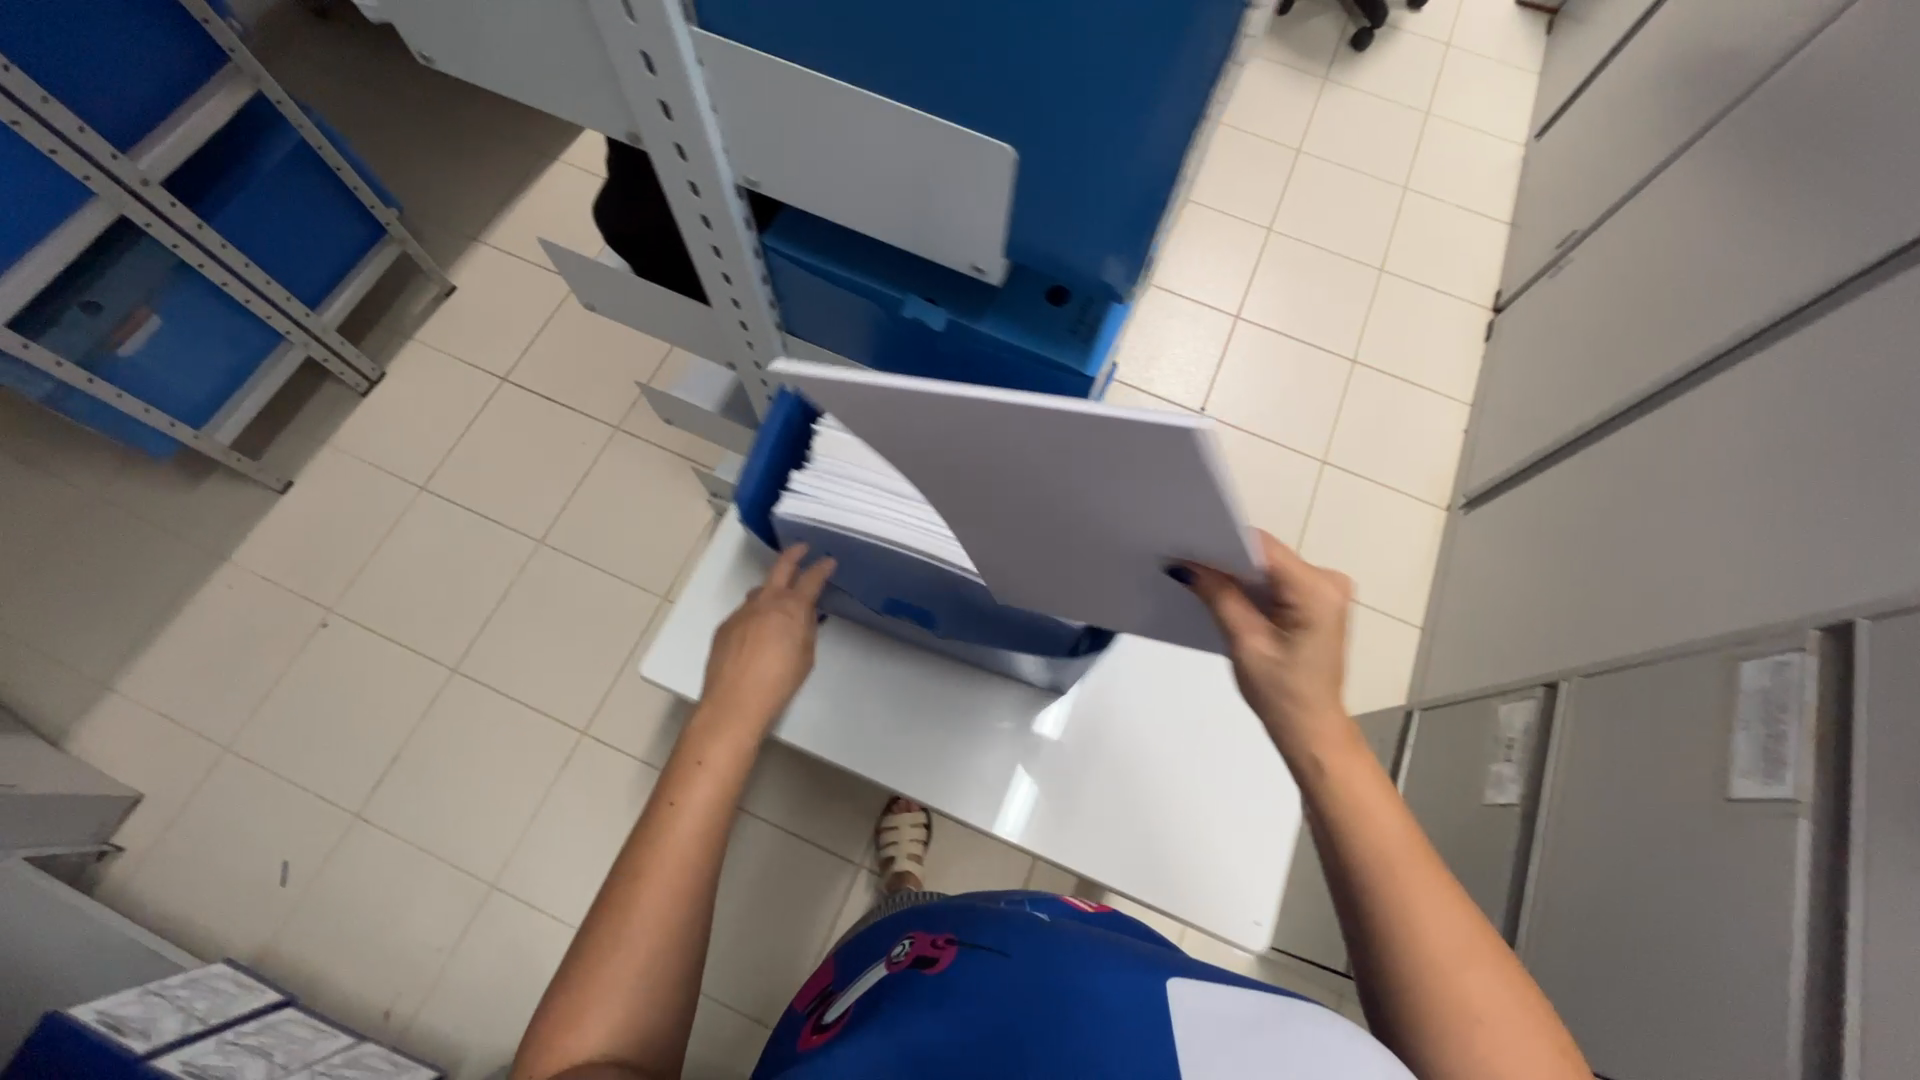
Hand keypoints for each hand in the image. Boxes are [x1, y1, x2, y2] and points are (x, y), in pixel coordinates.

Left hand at [697, 544, 836, 738]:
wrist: (735, 701)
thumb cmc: (780, 681)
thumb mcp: (806, 655)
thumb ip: (806, 630)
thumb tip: (804, 616)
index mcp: (791, 607)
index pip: (811, 579)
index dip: (822, 568)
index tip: (829, 561)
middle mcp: (765, 602)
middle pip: (781, 568)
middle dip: (794, 555)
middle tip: (803, 548)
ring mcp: (742, 612)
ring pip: (759, 591)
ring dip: (772, 589)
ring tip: (780, 599)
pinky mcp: (726, 626)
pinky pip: (745, 613)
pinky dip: (755, 615)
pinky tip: (757, 634)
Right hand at [1177, 531, 1354, 756]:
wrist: (1310, 727)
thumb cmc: (1280, 693)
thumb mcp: (1245, 642)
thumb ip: (1219, 596)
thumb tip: (1187, 565)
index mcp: (1317, 589)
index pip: (1262, 548)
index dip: (1222, 543)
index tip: (1186, 546)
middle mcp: (1329, 580)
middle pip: (1266, 554)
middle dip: (1226, 557)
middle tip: (1184, 560)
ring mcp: (1326, 590)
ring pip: (1269, 565)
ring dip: (1236, 571)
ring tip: (1197, 574)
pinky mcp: (1317, 600)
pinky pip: (1276, 579)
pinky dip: (1250, 584)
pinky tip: (1223, 591)